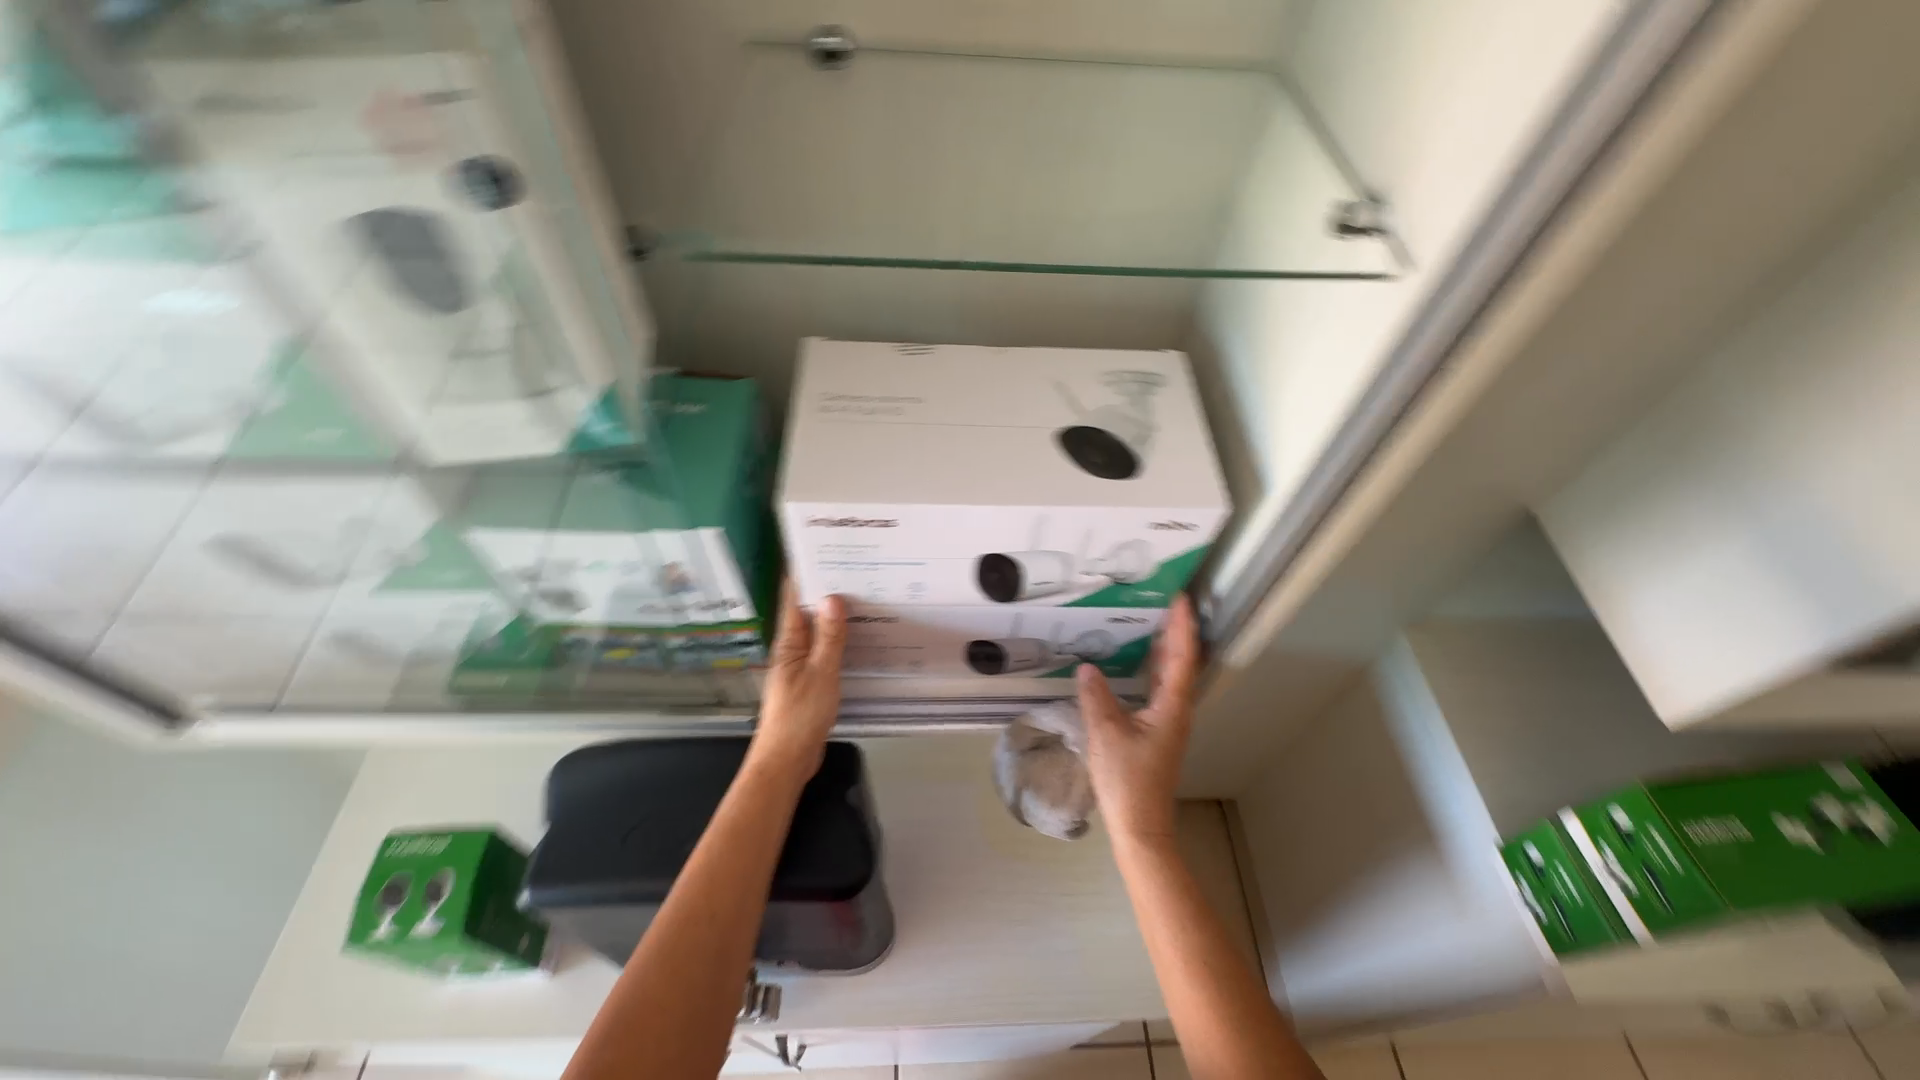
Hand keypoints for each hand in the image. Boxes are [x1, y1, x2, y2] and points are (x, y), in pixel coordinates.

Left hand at [752, 584, 846, 771]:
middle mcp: (791, 650)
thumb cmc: (800, 715)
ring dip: (834, 617)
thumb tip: (833, 598)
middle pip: (807, 613)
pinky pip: (825, 653)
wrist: (787, 759)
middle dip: (826, 592)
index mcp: (788, 643)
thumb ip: (828, 637)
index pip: (794, 599)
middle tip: (856, 570)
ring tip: (864, 598)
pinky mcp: (810, 683)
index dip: (805, 574)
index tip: (824, 551)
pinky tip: (859, 639)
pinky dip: (839, 642)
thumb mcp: (821, 673)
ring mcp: (799, 667)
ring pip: (818, 633)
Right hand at [1078, 594, 1200, 845]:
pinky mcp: (1158, 734)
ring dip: (1164, 651)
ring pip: (1171, 678)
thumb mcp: (1106, 733)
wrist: (1140, 826)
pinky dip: (1152, 671)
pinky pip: (1159, 691)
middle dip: (1176, 633)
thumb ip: (1096, 696)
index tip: (1180, 598)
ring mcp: (1169, 724)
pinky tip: (1135, 666)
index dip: (1182, 626)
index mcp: (1172, 706)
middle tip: (1162, 603)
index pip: (1182, 656)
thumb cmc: (1127, 779)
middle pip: (1181, 664)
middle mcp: (1178, 711)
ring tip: (1149, 624)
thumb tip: (1087, 667)